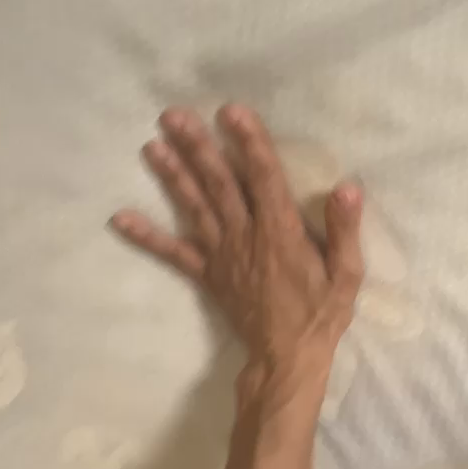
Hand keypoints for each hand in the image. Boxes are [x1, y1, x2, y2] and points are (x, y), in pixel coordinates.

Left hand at [111, 105, 364, 415]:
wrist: (287, 357)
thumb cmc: (322, 313)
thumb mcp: (348, 273)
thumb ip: (344, 230)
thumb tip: (347, 187)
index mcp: (281, 233)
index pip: (264, 178)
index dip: (249, 143)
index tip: (231, 111)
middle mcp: (246, 236)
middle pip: (219, 185)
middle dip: (197, 148)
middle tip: (173, 116)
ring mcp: (222, 255)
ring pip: (194, 208)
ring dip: (172, 175)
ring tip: (151, 145)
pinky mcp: (208, 275)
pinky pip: (173, 254)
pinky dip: (147, 236)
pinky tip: (120, 217)